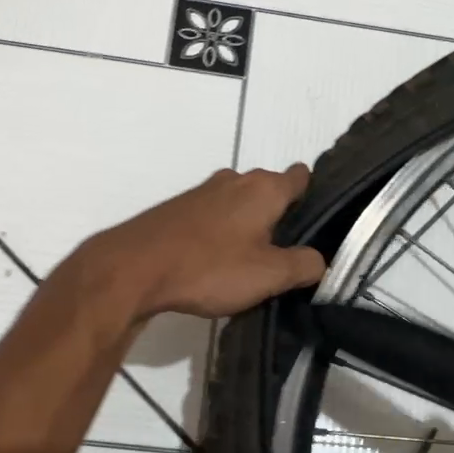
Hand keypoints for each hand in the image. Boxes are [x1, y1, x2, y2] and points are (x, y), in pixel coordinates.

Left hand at [74, 165, 327, 320]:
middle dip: (280, 217)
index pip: (301, 177)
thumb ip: (304, 266)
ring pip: (240, 204)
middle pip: (270, 191)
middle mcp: (235, 180)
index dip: (313, 198)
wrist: (132, 269)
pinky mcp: (178, 210)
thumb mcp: (269, 275)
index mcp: (264, 188)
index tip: (319, 225)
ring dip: (249, 227)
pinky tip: (219, 262)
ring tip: (254, 262)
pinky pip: (214, 217)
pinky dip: (222, 234)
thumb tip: (321, 262)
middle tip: (288, 254)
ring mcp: (202, 192)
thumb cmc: (209, 267)